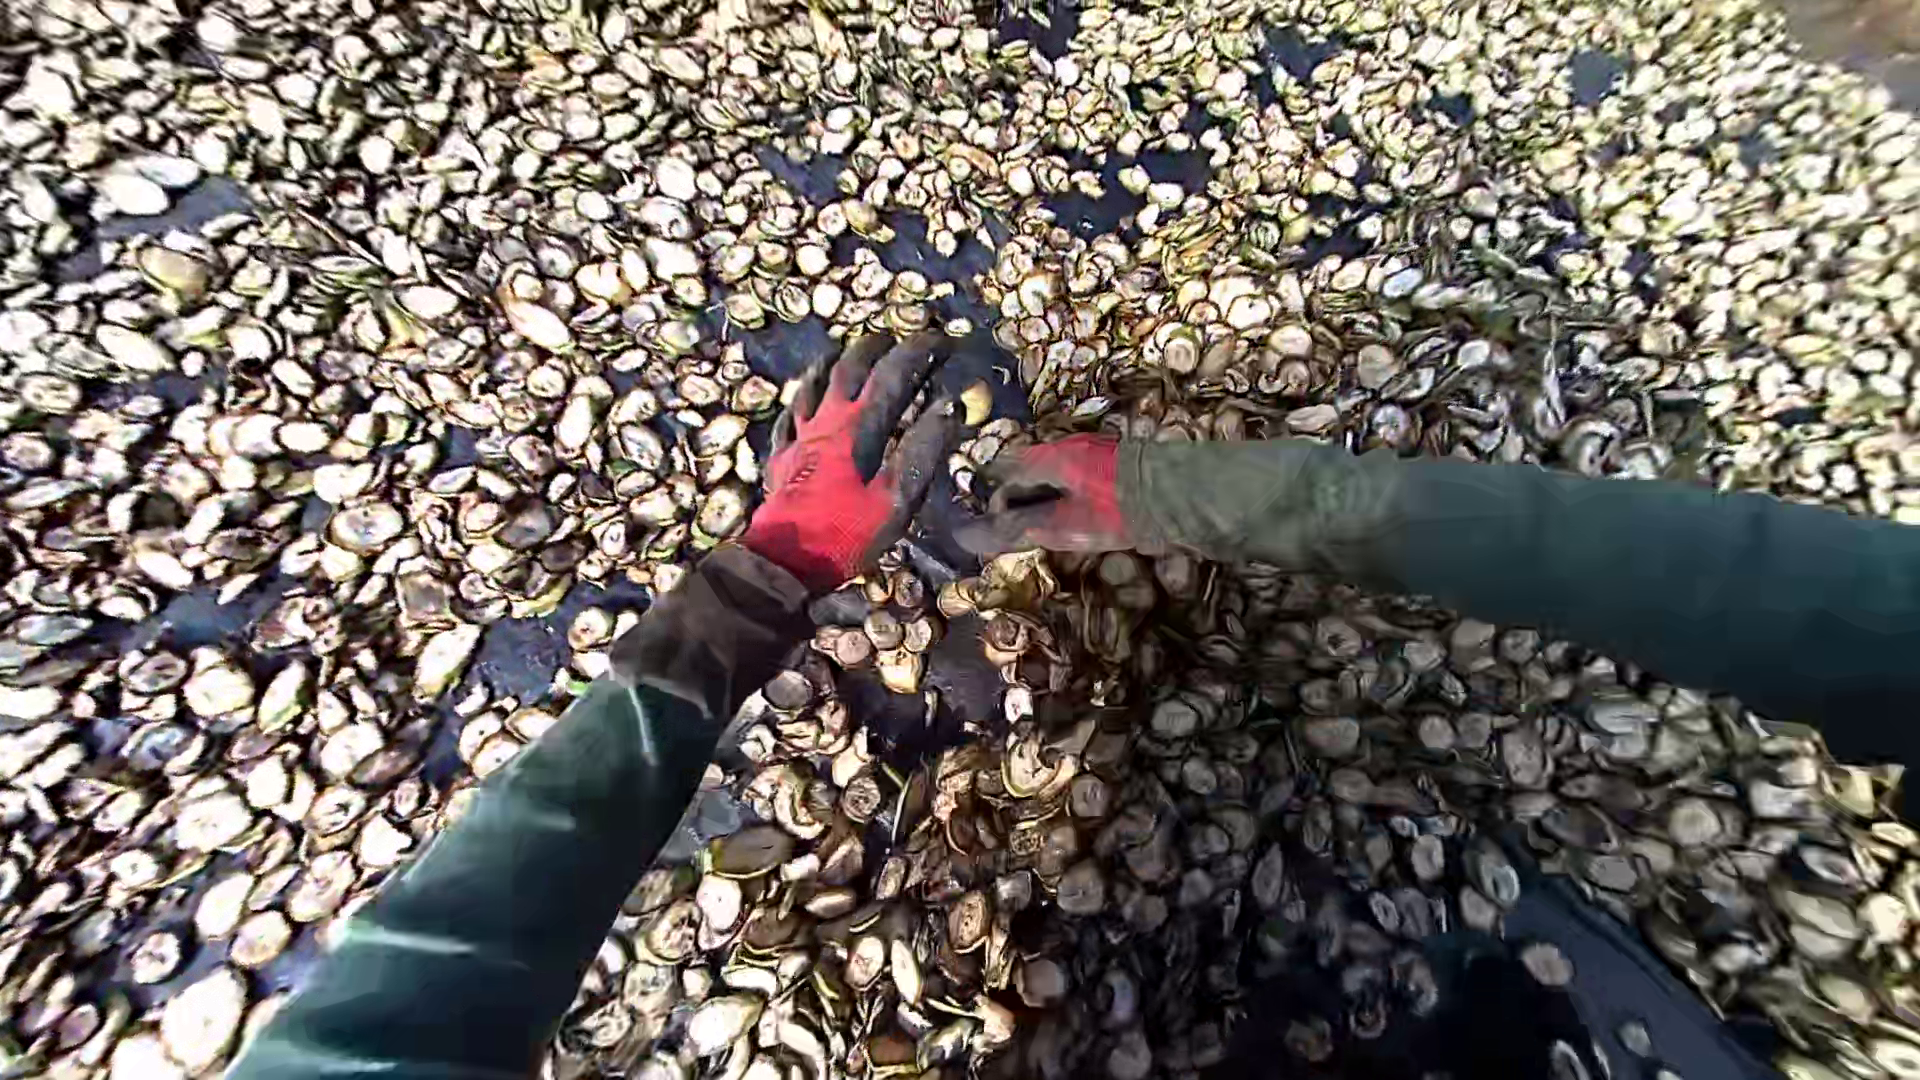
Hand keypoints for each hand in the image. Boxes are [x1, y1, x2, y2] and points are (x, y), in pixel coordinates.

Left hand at [741, 333, 962, 590]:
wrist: (787, 558)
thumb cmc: (848, 531)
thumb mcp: (897, 498)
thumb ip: (923, 449)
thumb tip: (949, 406)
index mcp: (860, 428)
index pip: (894, 375)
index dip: (919, 352)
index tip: (942, 341)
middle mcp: (827, 420)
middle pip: (849, 368)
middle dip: (876, 348)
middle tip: (893, 341)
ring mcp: (799, 436)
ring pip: (813, 384)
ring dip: (833, 363)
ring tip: (845, 352)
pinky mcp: (781, 455)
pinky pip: (789, 415)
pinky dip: (800, 398)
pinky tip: (802, 398)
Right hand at [954, 433, 1138, 553]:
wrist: (1178, 494)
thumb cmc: (1115, 511)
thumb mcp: (1065, 524)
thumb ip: (1022, 526)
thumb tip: (977, 533)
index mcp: (1048, 458)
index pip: (1006, 476)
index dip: (997, 505)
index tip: (1000, 531)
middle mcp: (1064, 448)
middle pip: (1028, 473)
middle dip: (1019, 502)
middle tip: (1021, 532)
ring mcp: (1089, 452)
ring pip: (1051, 476)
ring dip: (1043, 501)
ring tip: (1046, 529)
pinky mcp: (1110, 462)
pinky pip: (1073, 478)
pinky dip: (1065, 498)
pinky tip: (1074, 517)